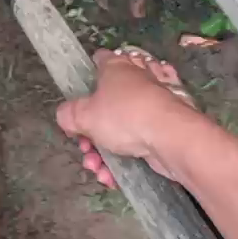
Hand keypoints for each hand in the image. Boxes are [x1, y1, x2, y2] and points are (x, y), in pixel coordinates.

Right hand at [55, 49, 208, 186]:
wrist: (171, 137)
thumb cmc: (124, 116)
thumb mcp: (84, 116)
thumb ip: (68, 114)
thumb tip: (66, 116)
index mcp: (115, 67)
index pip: (99, 60)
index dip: (86, 77)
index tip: (79, 98)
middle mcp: (134, 80)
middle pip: (105, 103)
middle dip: (91, 133)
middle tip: (86, 151)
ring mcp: (151, 104)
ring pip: (120, 126)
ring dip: (104, 152)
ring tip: (99, 172)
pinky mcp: (163, 127)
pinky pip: (137, 141)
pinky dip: (125, 158)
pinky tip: (115, 178)